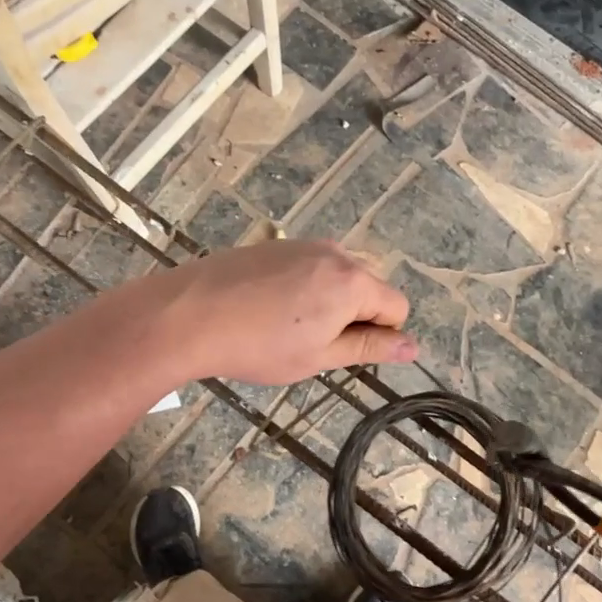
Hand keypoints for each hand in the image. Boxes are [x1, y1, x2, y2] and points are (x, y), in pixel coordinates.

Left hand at [148, 240, 417, 384]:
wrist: (189, 313)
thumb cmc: (259, 345)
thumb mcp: (320, 356)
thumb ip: (370, 348)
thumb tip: (413, 346)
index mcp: (353, 281)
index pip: (397, 306)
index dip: (380, 335)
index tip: (341, 351)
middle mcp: (335, 253)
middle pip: (368, 288)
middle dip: (352, 316)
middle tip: (310, 343)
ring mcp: (303, 244)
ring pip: (336, 278)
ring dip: (326, 303)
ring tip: (283, 328)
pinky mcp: (276, 245)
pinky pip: (308, 268)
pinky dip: (301, 289)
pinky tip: (265, 309)